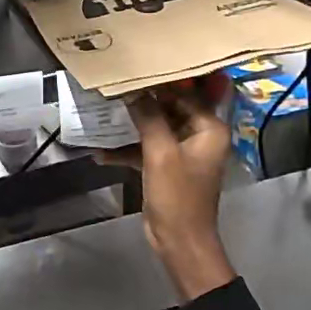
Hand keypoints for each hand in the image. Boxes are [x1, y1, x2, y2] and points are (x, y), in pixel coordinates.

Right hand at [104, 86, 236, 301]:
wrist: (179, 241)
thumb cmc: (177, 195)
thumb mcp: (160, 152)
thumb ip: (148, 117)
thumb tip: (132, 89)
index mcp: (209, 128)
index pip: (187, 93)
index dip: (163, 81)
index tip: (137, 67)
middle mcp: (199, 136)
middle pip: (171, 107)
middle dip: (145, 98)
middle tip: (118, 83)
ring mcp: (182, 152)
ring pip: (156, 126)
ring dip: (133, 123)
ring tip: (106, 108)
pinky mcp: (166, 167)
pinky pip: (146, 148)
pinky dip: (127, 149)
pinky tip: (101, 152)